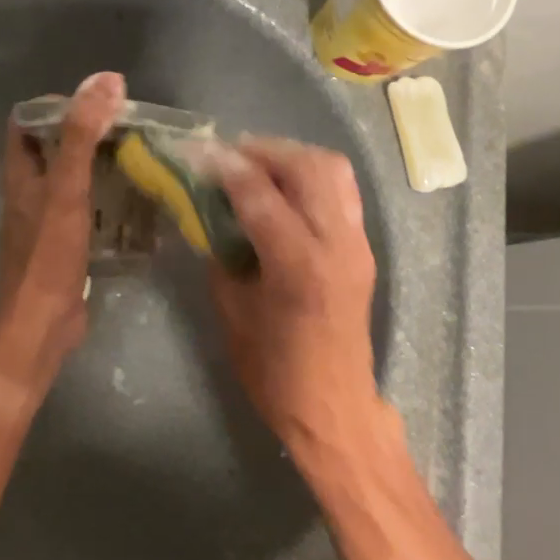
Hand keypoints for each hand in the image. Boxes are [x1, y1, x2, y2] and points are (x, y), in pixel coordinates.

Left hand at [0, 71, 125, 383]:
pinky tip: (134, 203)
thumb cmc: (48, 255)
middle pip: (51, 151)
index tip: (95, 101)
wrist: (41, 324)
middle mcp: (27, 195)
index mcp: (20, 176)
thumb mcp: (67, 189)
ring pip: (69, 182)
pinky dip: (105, 202)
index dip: (55, 105)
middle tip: (126, 127)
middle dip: (84, 134)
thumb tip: (105, 80)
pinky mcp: (63, 249)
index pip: (25, 123)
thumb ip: (82, 136)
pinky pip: (84, 213)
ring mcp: (44, 224)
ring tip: (137, 157)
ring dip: (97, 168)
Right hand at [211, 138, 381, 449]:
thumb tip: (206, 214)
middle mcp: (336, 243)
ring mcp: (356, 243)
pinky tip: (282, 189)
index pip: (260, 194)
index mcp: (299, 265)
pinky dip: (310, 176)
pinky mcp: (363, 248)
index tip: (196, 151)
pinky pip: (341, 191)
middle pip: (306, 166)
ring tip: (254, 165)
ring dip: (291, 157)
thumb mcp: (233, 313)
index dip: (224, 166)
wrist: (333, 407)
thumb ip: (222, 255)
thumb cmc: (274, 372)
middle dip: (263, 151)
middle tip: (226, 156)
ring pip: (332, 170)